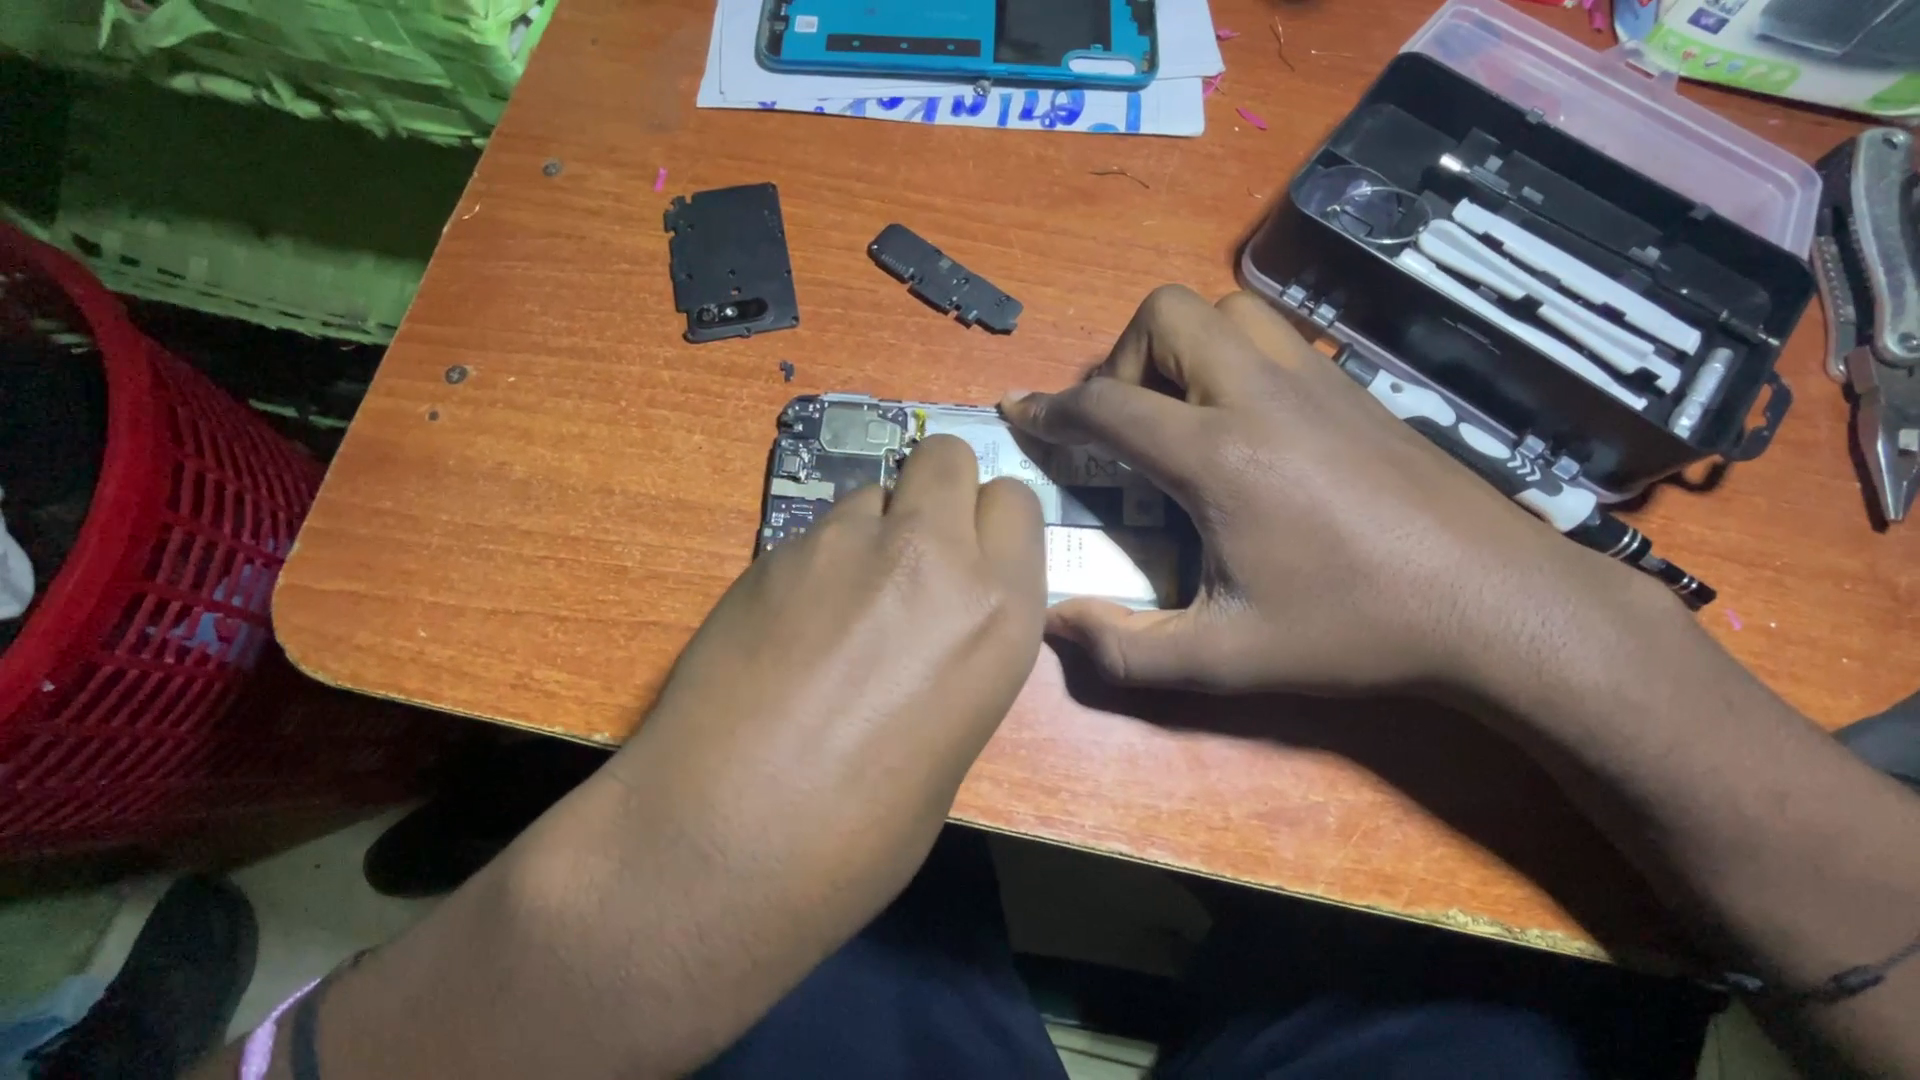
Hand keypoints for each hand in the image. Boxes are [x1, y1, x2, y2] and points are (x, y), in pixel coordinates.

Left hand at [612, 432, 1044, 912]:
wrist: (727, 838)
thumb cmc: (865, 829)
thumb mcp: (955, 739)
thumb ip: (959, 652)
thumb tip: (933, 627)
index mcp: (998, 610)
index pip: (1015, 502)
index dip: (991, 523)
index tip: (971, 558)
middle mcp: (930, 555)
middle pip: (946, 456)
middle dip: (936, 492)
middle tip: (912, 557)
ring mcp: (842, 544)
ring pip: (874, 491)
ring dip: (872, 531)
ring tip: (837, 607)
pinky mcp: (770, 552)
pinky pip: (814, 531)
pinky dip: (815, 563)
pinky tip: (785, 627)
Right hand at [1000, 285, 1656, 696]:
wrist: (1493, 603)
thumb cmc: (1353, 630)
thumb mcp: (1227, 659)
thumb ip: (1127, 649)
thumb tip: (1056, 623)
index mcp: (1220, 455)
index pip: (1108, 407)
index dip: (1050, 410)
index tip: (1019, 413)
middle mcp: (1260, 395)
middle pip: (1167, 314)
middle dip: (1122, 359)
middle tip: (1124, 425)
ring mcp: (1314, 380)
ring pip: (1225, 309)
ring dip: (1181, 346)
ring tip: (1178, 412)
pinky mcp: (1352, 387)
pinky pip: (1272, 335)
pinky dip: (1231, 355)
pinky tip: (1242, 422)